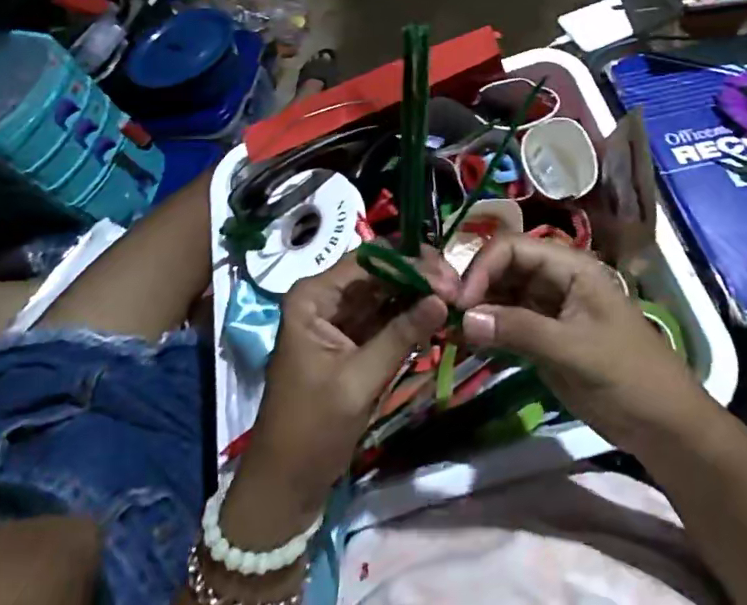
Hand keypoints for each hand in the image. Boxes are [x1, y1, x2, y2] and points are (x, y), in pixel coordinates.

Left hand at [224, 252, 454, 548]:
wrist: (286, 483)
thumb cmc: (312, 428)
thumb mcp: (358, 380)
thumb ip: (400, 336)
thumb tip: (443, 299)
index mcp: (313, 298)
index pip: (367, 262)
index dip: (409, 262)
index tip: (449, 275)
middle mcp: (325, 299)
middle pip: (379, 273)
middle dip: (419, 276)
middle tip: (459, 286)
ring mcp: (339, 320)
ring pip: (386, 294)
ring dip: (419, 294)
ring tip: (458, 297)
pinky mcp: (353, 341)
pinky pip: (386, 317)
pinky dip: (411, 316)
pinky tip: (440, 315)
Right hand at [455, 234, 706, 453]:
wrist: (661, 422)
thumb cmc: (627, 375)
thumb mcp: (574, 350)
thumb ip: (520, 330)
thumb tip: (465, 318)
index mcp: (570, 266)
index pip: (514, 248)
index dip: (483, 267)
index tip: (460, 303)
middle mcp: (555, 279)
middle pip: (503, 267)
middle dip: (474, 284)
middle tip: (443, 314)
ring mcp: (548, 308)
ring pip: (501, 294)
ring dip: (476, 307)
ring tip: (449, 328)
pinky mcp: (543, 336)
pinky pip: (507, 322)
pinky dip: (486, 328)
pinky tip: (466, 341)